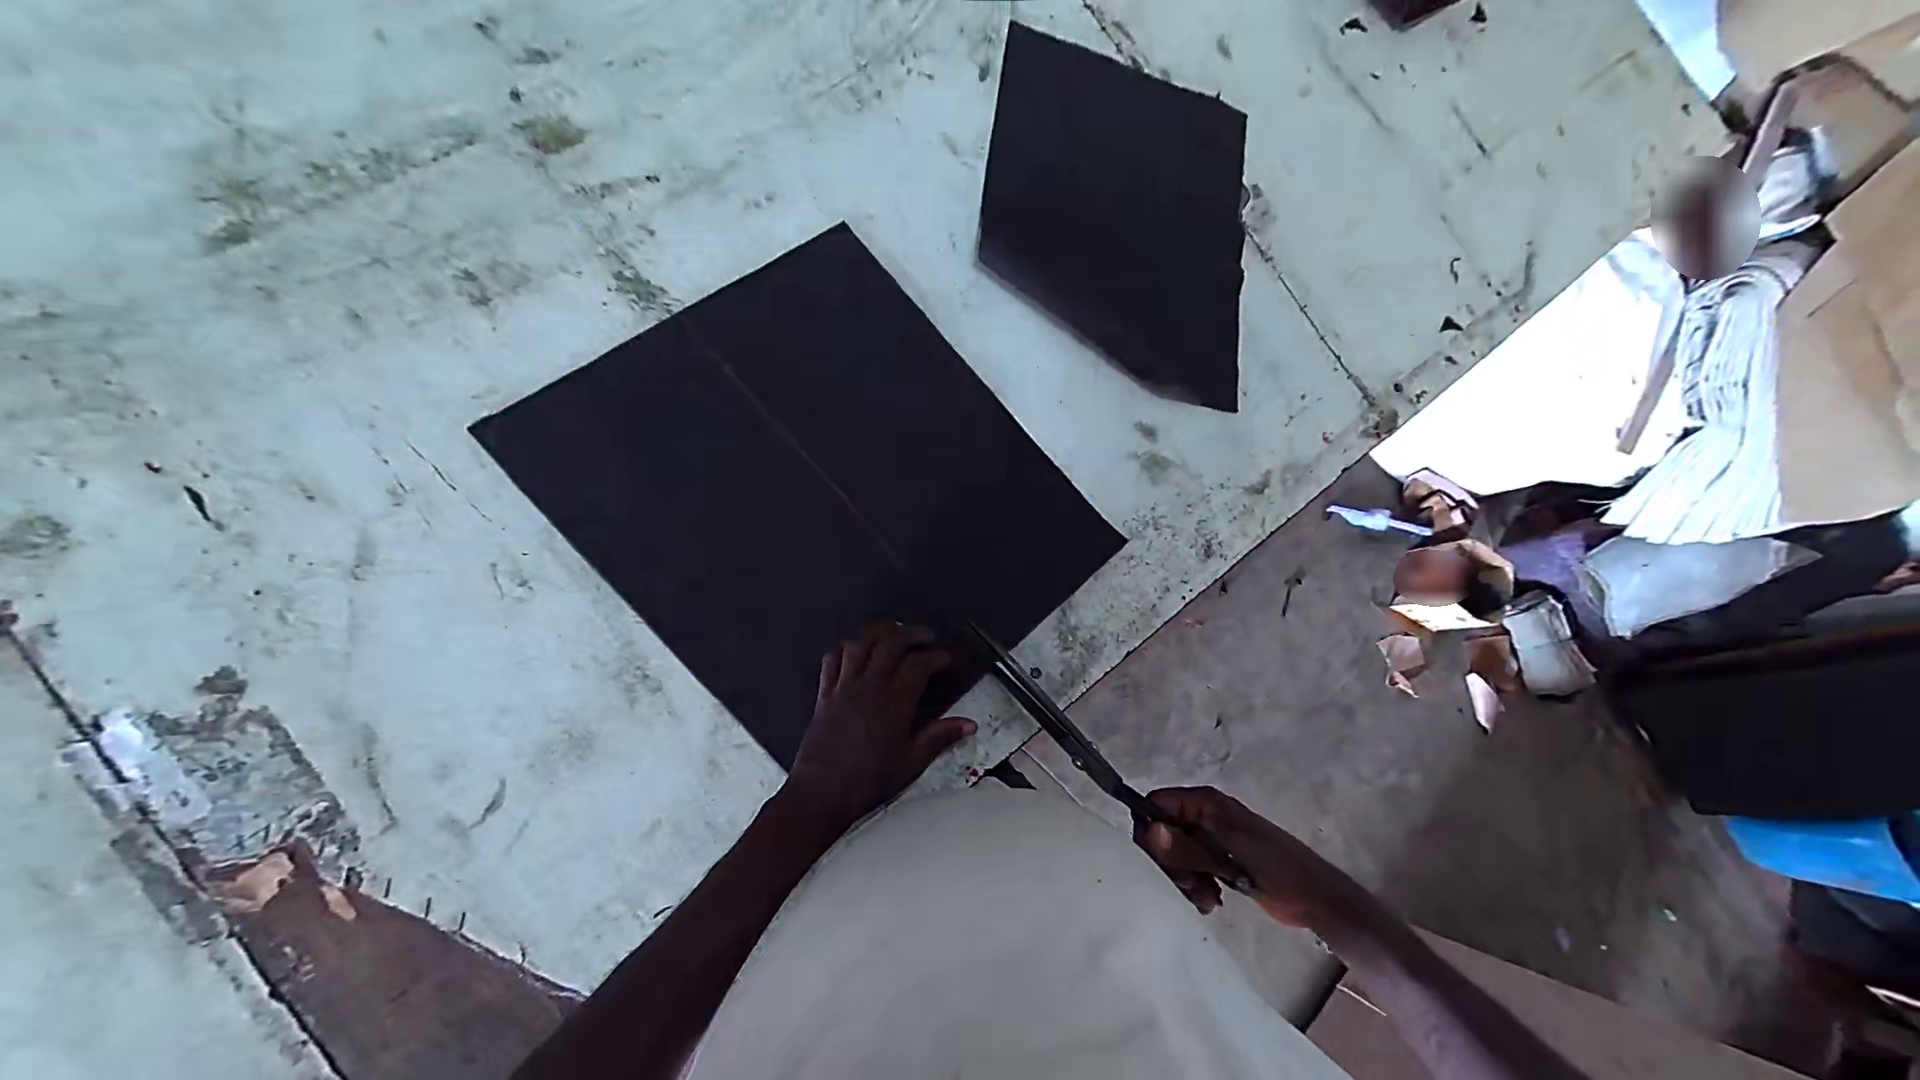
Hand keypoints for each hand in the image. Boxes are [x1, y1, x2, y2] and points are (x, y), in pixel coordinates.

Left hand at [782, 624, 975, 833]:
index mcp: (894, 703)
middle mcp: (869, 688)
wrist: (822, 793)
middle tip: (926, 636)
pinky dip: (844, 647)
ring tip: (893, 630)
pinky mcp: (825, 694)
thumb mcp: (911, 763)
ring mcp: (844, 687)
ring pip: (861, 643)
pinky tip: (854, 646)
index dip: (936, 656)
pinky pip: (832, 659)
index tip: (945, 658)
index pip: (919, 664)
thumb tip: (968, 725)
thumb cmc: (867, 782)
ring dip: (878, 631)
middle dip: (912, 633)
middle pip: (891, 644)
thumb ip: (940, 738)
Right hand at [1136, 786, 1364, 927]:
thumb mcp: (1232, 861)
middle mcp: (1203, 814)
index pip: (1156, 805)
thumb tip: (1150, 831)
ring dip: (1183, 879)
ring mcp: (1209, 837)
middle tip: (1190, 885)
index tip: (1159, 863)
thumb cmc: (1280, 872)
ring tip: (1206, 897)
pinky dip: (1193, 886)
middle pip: (1161, 831)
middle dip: (1170, 862)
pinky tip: (1211, 900)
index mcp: (1206, 802)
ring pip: (1172, 853)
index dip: (1151, 832)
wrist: (1319, 900)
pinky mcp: (1216, 859)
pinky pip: (1188, 868)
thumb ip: (1189, 849)